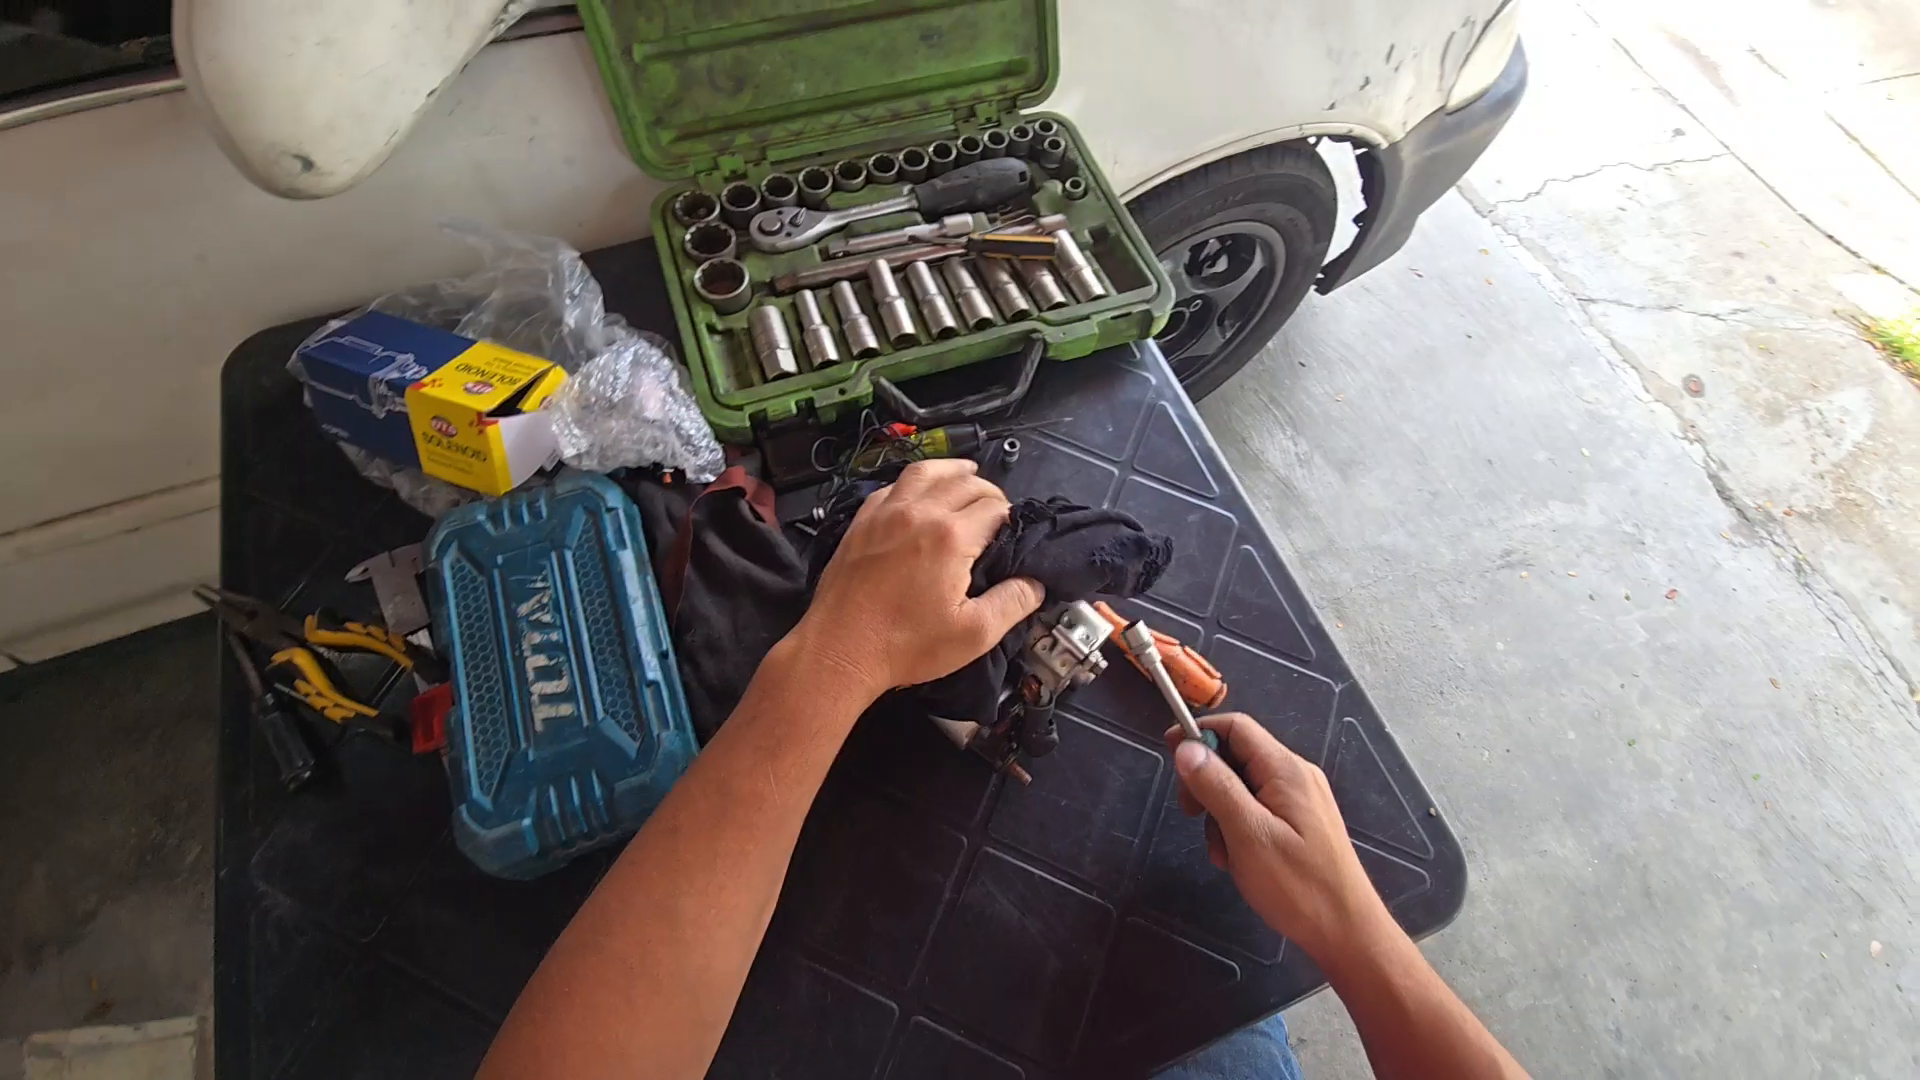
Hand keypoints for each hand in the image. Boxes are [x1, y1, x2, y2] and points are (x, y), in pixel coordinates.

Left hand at [792, 460, 1044, 701]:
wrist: (840, 650)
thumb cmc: (905, 645)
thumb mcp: (973, 634)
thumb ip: (1012, 603)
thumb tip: (1034, 584)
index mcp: (951, 537)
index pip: (994, 508)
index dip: (1010, 517)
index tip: (1011, 534)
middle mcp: (919, 513)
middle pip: (965, 482)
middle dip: (988, 492)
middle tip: (996, 511)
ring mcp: (886, 513)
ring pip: (925, 472)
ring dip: (951, 470)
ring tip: (966, 473)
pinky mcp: (862, 522)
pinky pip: (891, 486)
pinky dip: (912, 482)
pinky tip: (917, 493)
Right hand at [1165, 713, 1391, 961]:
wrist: (1350, 937)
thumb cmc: (1298, 886)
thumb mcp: (1248, 834)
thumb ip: (1215, 786)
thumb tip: (1185, 746)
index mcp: (1285, 769)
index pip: (1235, 726)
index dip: (1199, 733)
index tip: (1169, 753)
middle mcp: (1295, 775)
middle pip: (1236, 755)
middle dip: (1206, 780)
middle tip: (1190, 812)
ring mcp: (1300, 799)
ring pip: (1242, 785)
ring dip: (1220, 811)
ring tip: (1221, 851)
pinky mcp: (1300, 822)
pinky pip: (1257, 808)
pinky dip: (1237, 825)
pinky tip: (1237, 858)